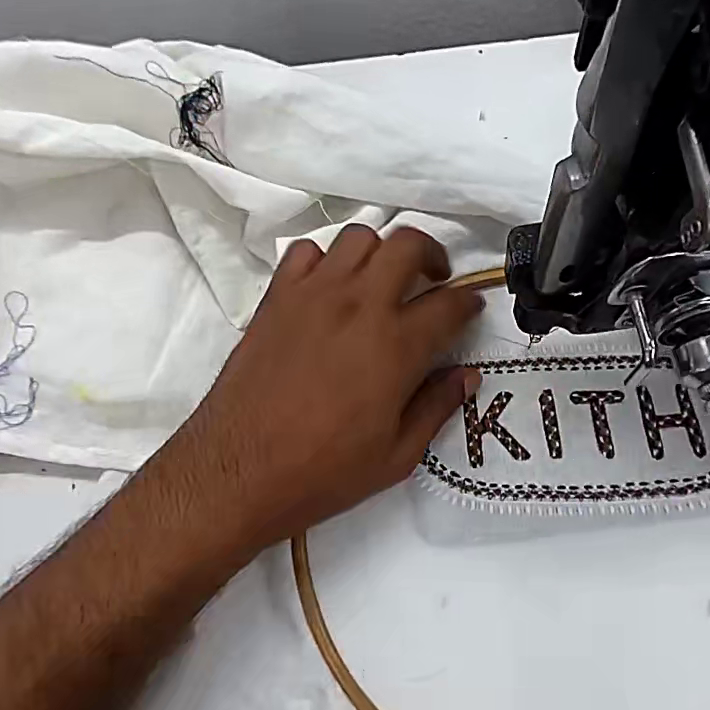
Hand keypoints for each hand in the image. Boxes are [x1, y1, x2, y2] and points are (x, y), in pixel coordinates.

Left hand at [148, 225, 482, 552]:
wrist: (240, 471)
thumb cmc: (323, 471)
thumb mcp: (396, 455)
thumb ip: (437, 407)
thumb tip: (466, 375)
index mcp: (397, 346)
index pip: (449, 304)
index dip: (468, 302)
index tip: (469, 309)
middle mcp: (360, 305)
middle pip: (407, 245)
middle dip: (432, 255)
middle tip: (433, 280)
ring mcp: (314, 295)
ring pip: (358, 238)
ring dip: (379, 252)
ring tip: (380, 281)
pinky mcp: (276, 298)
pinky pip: (306, 252)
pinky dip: (325, 260)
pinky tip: (328, 290)